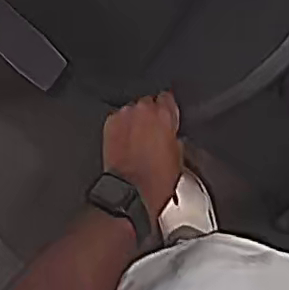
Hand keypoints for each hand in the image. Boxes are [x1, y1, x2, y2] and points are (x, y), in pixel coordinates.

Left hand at [103, 92, 182, 210]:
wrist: (132, 191)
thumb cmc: (157, 180)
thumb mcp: (178, 158)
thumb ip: (175, 136)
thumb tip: (172, 135)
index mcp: (163, 115)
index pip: (167, 97)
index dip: (168, 108)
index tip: (168, 115)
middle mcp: (142, 109)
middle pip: (148, 102)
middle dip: (151, 115)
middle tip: (153, 133)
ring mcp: (124, 114)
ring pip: (132, 110)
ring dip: (136, 120)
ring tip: (138, 140)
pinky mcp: (110, 122)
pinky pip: (118, 118)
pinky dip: (122, 126)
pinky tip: (126, 142)